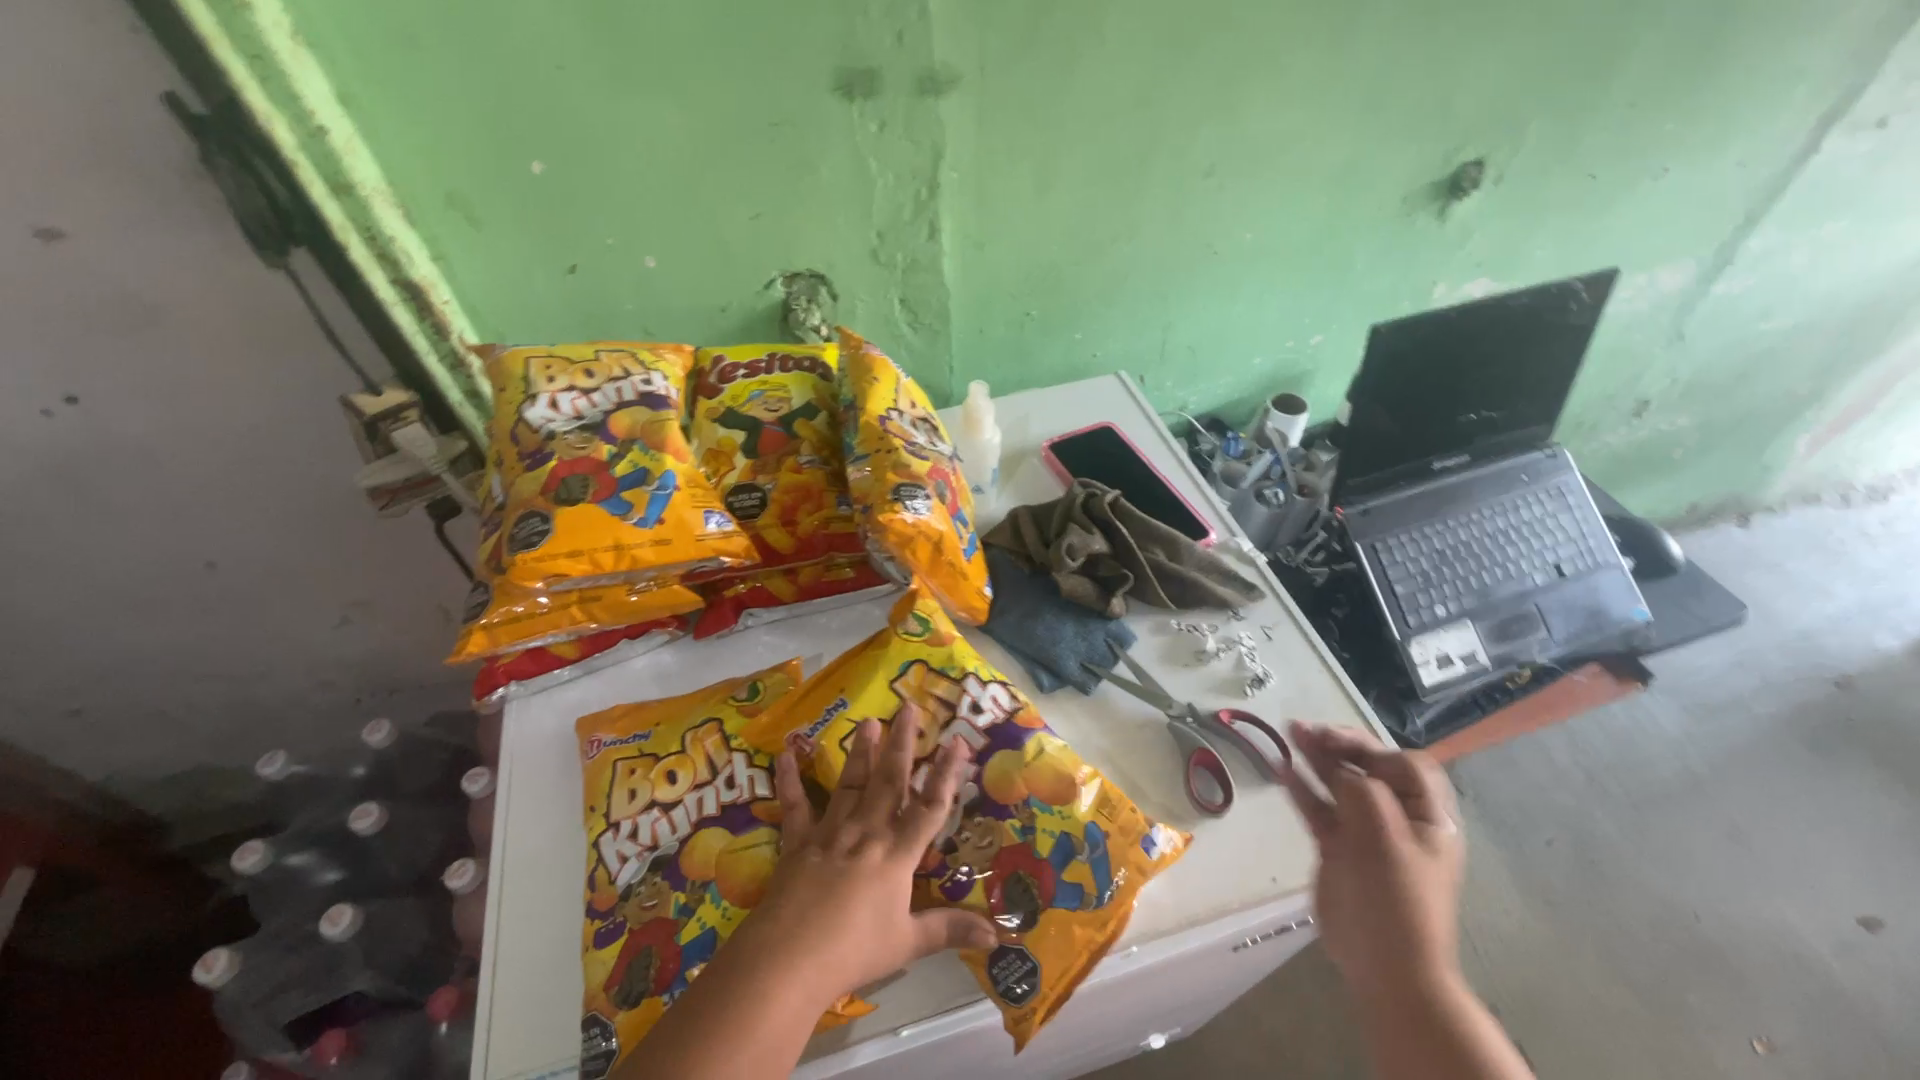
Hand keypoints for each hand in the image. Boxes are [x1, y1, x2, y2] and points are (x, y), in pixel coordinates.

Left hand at [747, 715, 998, 1002]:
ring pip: (850, 784)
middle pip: (889, 781)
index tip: (957, 740)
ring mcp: (829, 834)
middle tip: (908, 707)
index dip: (945, 773)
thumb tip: (997, 936)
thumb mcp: (908, 943)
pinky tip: (787, 752)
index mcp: (897, 855)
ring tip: (870, 721)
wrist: (789, 959)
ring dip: (862, 751)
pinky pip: (795, 805)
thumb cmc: (854, 951)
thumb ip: (949, 929)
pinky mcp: (797, 843)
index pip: (929, 807)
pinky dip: (790, 778)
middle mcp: (866, 833)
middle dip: (902, 743)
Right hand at [1278, 722, 1463, 1004]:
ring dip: (1316, 761)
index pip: (1402, 763)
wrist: (1387, 967)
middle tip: (1304, 729)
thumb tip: (1337, 768)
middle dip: (1338, 745)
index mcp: (1427, 815)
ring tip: (1288, 735)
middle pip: (1368, 768)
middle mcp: (1399, 818)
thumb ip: (1361, 792)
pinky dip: (1303, 790)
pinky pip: (1321, 811)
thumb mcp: (1385, 838)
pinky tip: (1282, 772)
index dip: (1369, 746)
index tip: (1332, 741)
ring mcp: (1367, 834)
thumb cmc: (1397, 900)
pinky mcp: (1339, 850)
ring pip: (1340, 786)